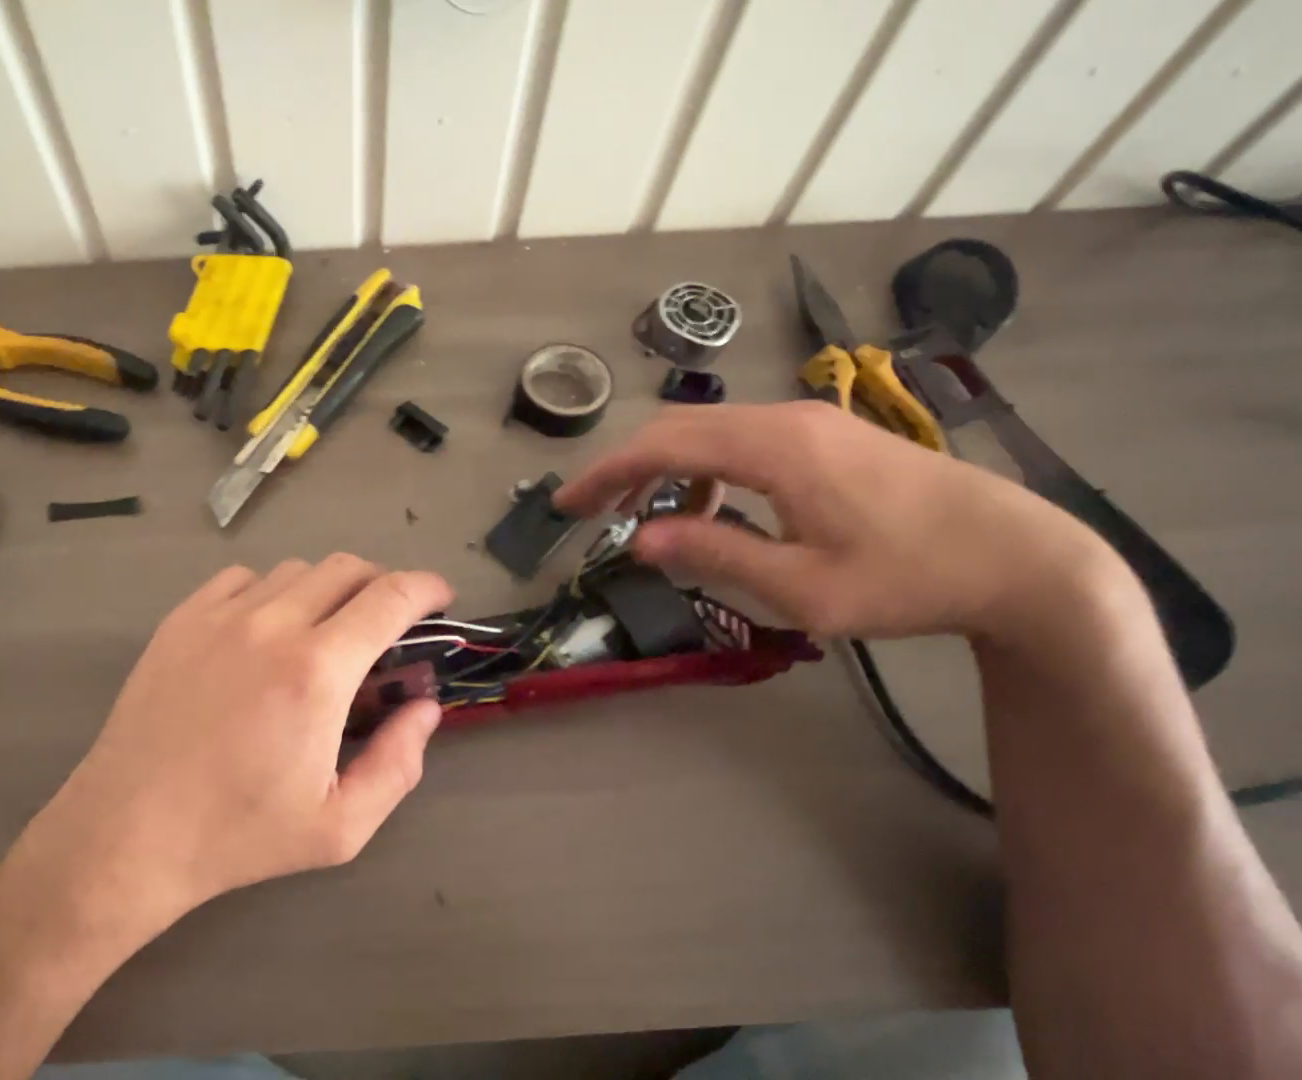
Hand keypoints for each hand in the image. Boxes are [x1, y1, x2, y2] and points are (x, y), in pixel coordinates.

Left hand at [33, 555, 453, 918]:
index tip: (441, 600)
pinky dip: (271, 592)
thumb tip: (423, 708)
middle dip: (383, 585)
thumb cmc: (239, 834)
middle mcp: (272, 625)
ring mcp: (219, 616)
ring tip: (326, 632)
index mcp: (317, 671)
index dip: (428, 588)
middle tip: (388, 624)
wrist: (130, 831)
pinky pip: (242, 580)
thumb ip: (399, 763)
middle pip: (347, 568)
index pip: (391, 597)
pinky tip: (265, 631)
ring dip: (327, 589)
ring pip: (295, 570)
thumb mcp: (340, 826)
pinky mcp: (181, 620)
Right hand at [555, 402, 1122, 639]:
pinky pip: (744, 439)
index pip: (663, 445)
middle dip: (626, 466)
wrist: (1022, 558)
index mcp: (775, 449)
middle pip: (680, 427)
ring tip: (642, 516)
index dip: (605, 473)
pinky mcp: (828, 435)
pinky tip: (711, 507)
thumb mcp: (802, 587)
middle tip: (591, 512)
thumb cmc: (909, 580)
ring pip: (711, 430)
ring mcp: (811, 421)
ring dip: (666, 467)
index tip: (566, 504)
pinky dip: (706, 468)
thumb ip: (714, 553)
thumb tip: (639, 538)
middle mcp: (786, 418)